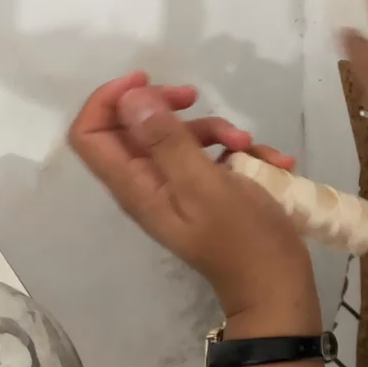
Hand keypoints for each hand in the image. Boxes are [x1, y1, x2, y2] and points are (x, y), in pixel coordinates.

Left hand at [68, 72, 317, 331]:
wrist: (277, 285)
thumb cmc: (242, 237)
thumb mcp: (205, 184)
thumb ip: (166, 140)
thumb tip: (130, 98)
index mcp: (136, 185)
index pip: (91, 133)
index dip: (109, 100)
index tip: (147, 81)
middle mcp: (150, 184)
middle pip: (136, 127)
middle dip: (168, 106)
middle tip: (195, 97)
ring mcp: (180, 188)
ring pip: (181, 137)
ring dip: (215, 130)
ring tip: (249, 145)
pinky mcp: (209, 191)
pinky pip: (213, 156)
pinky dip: (239, 152)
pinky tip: (272, 162)